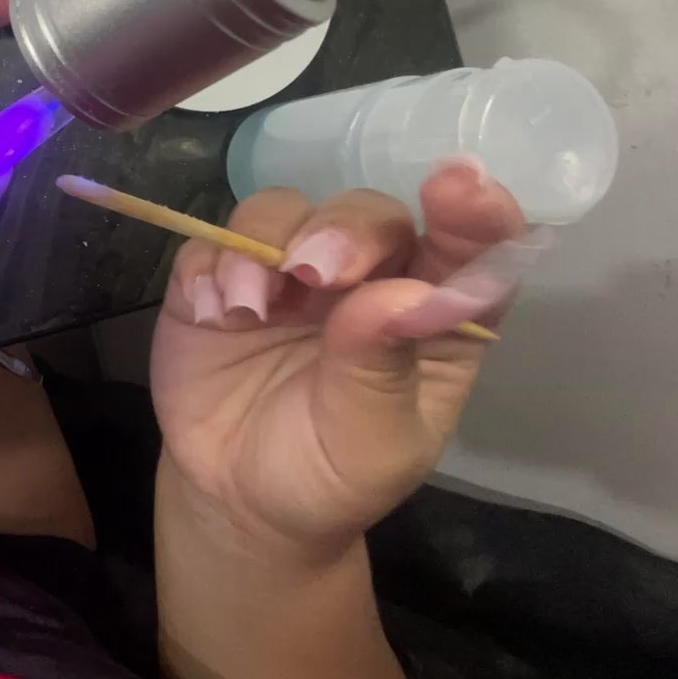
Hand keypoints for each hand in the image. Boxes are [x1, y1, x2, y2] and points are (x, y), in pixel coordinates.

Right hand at [151, 159, 539, 564]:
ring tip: (246, 307)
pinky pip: (207, 244)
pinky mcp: (213, 280)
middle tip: (312, 273)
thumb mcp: (371, 442)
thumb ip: (381, 369)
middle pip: (362, 214)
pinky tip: (209, 314)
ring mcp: (279, 275)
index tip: (459, 184)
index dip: (470, 212)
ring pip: (278, 211)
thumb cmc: (326, 474)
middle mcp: (358, 282)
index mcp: (425, 319)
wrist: (232, 493)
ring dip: (261, 243)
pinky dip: (206, 266)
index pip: (467, 251)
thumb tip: (399, 294)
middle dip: (341, 230)